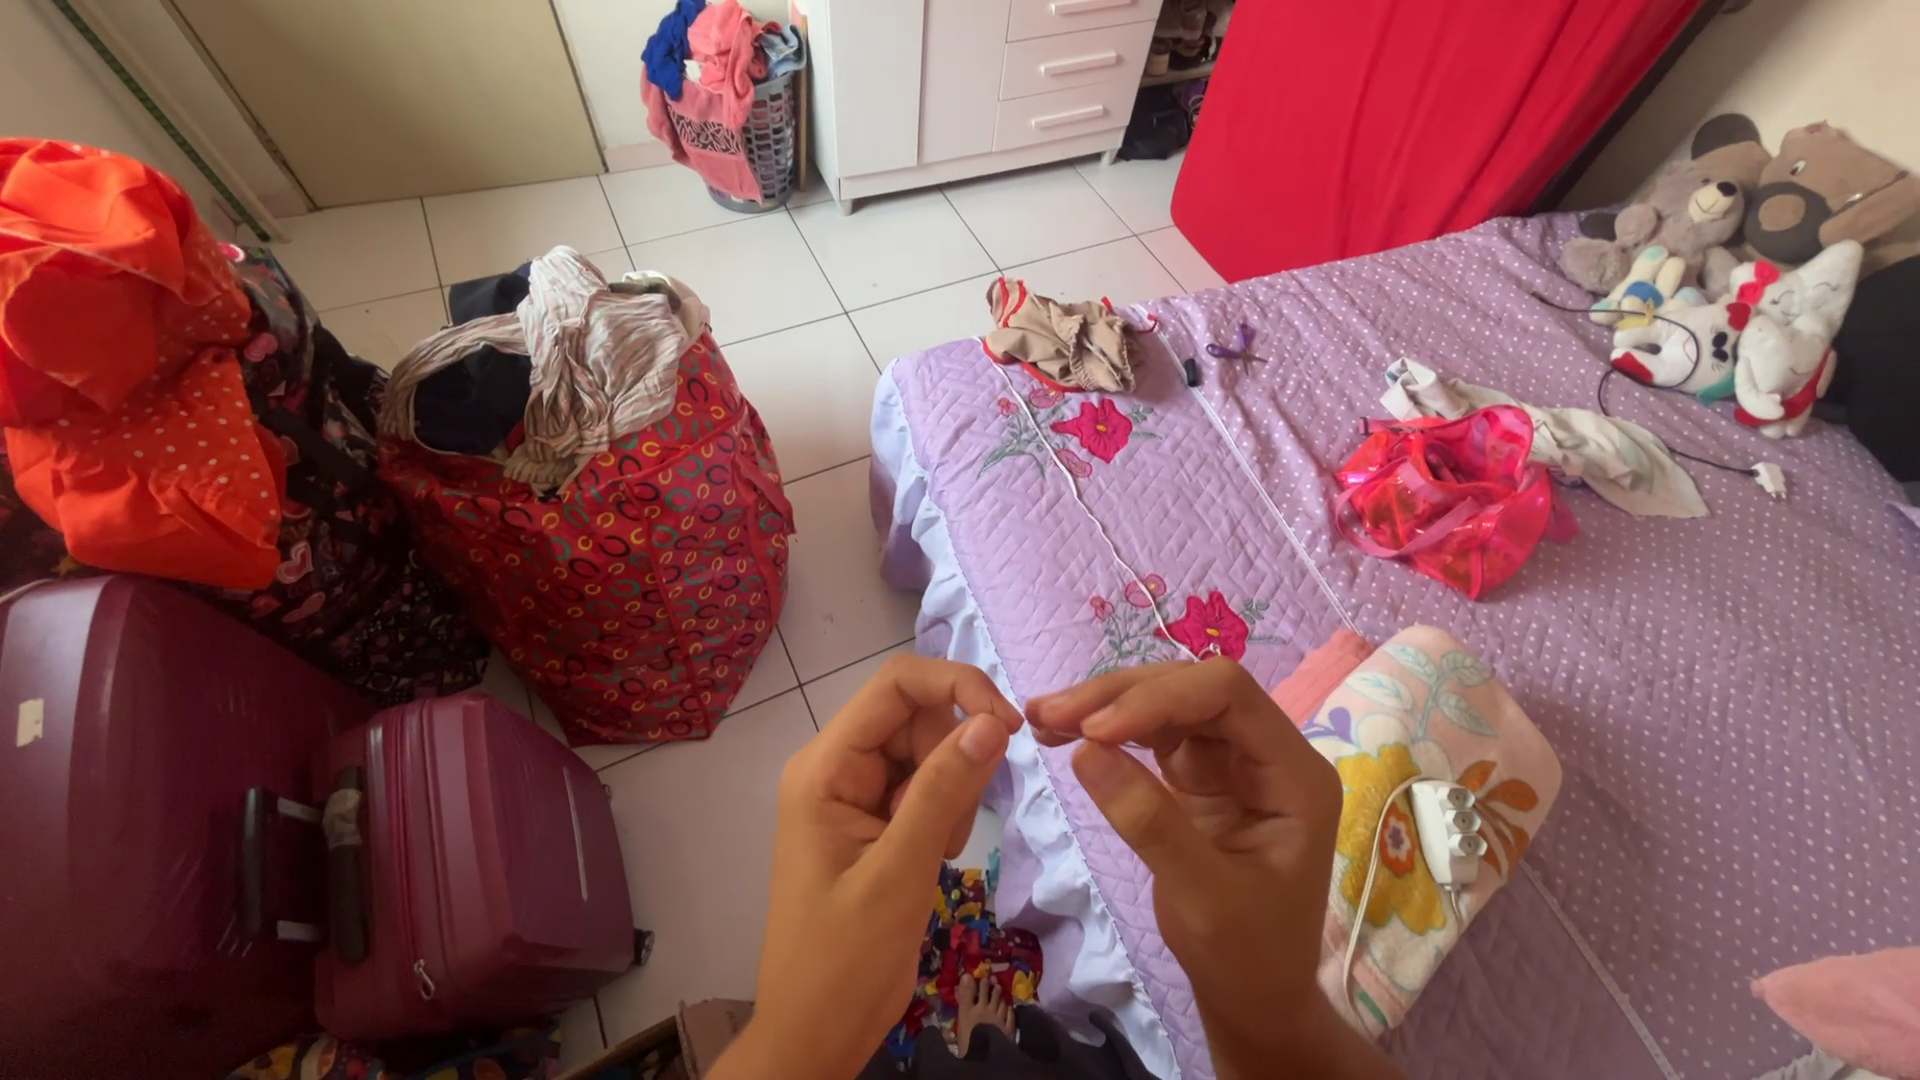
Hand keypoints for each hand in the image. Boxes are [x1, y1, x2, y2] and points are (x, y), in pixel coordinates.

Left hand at [710, 656, 1023, 1079]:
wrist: (817, 1034)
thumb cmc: (844, 960)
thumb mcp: (900, 872)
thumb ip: (944, 790)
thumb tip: (994, 722)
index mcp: (826, 765)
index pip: (896, 684)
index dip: (957, 686)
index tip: (1007, 726)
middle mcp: (838, 764)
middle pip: (917, 717)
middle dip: (952, 760)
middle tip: (951, 830)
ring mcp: (855, 791)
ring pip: (929, 751)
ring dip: (951, 794)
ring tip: (935, 855)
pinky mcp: (874, 817)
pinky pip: (925, 785)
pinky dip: (944, 813)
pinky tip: (933, 858)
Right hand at [1028, 657, 1398, 1079]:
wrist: (1252, 993)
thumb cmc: (1246, 954)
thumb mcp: (1201, 896)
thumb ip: (1149, 821)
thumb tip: (1084, 750)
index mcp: (1292, 772)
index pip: (1227, 695)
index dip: (1158, 698)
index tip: (1094, 730)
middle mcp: (1263, 749)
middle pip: (1189, 688)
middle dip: (1118, 695)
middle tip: (1047, 714)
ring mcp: (1227, 756)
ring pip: (1162, 702)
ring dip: (1101, 705)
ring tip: (1040, 717)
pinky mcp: (1195, 769)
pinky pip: (1145, 731)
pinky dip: (1102, 729)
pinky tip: (1060, 732)